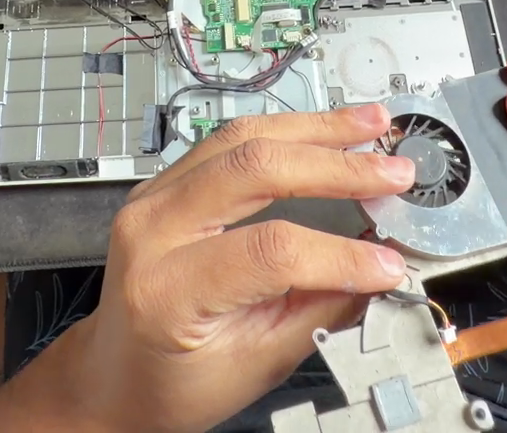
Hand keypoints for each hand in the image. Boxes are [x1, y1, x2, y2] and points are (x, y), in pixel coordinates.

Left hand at [0, 105, 414, 432]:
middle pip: (252, 169)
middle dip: (334, 164)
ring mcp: (154, 193)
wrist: (115, 369)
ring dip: (314, 128)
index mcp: (165, 287)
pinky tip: (323, 129)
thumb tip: (377, 271)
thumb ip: (317, 312)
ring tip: (368, 125)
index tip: (389, 262)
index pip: (268, 252)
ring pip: (241, 135)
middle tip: (391, 169)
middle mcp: (152, 226)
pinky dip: (285, 129)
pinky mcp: (168, 178)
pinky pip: (229, 137)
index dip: (338, 255)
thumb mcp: (251, 366)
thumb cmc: (169, 381)